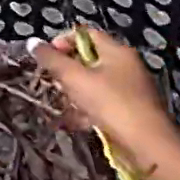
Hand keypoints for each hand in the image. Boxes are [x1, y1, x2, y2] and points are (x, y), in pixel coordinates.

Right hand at [30, 27, 179, 179]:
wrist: (147, 146)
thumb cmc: (110, 103)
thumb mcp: (73, 77)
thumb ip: (51, 58)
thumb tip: (32, 42)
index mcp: (118, 52)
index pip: (86, 34)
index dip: (63, 40)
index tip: (48, 56)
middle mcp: (128, 66)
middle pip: (89, 58)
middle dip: (67, 68)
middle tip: (53, 80)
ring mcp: (132, 89)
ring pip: (94, 81)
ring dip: (75, 89)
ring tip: (64, 101)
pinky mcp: (131, 111)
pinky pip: (103, 101)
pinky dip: (88, 106)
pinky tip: (77, 119)